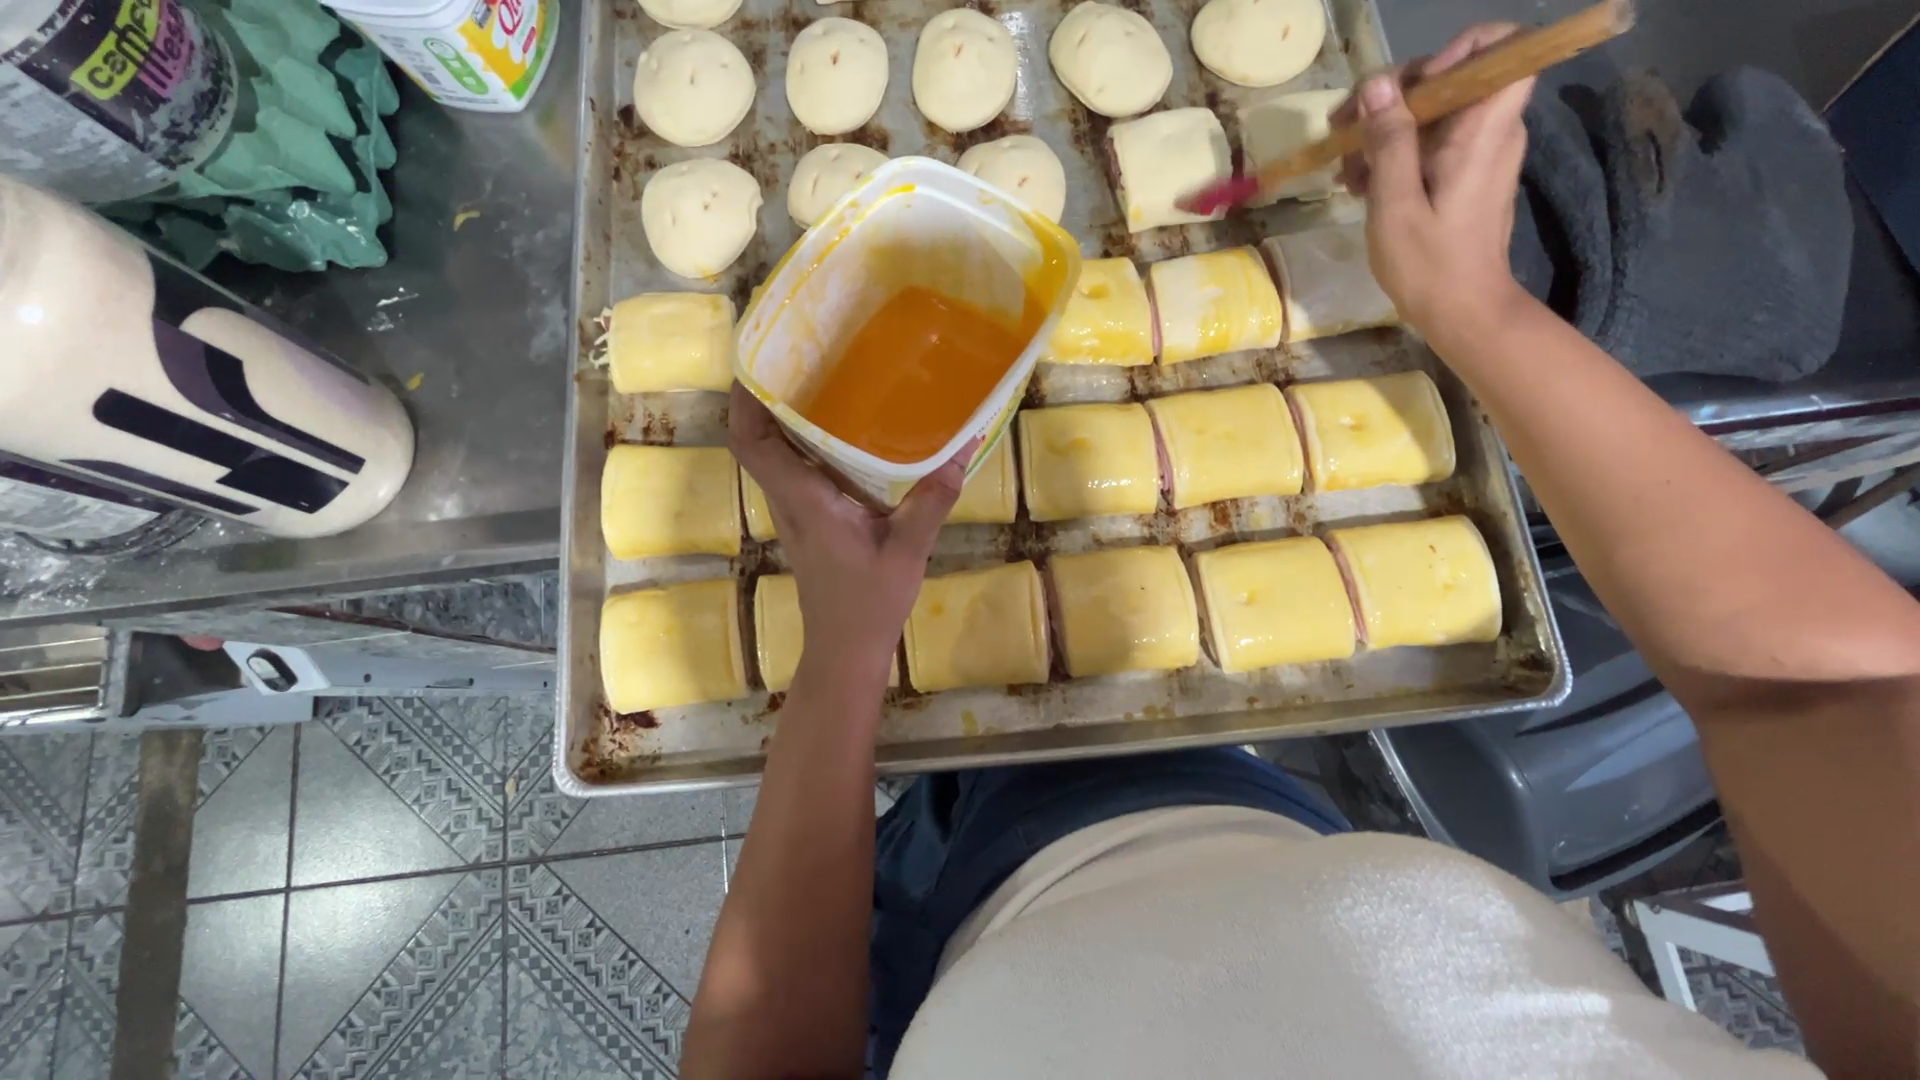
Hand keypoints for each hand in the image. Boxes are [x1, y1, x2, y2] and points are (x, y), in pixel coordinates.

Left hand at [728, 383, 972, 686]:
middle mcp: (788, 499)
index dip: (744, 399)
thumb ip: (933, 498)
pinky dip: (800, 441)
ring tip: (816, 377)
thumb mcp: (908, 549)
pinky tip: (839, 428)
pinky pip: (792, 469)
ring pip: (771, 453)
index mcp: (803, 500)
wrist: (845, 649)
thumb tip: (964, 446)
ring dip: (780, 416)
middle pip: (755, 439)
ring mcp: (793, 511)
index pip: (752, 443)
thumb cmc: (869, 603)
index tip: (758, 358)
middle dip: (763, 394)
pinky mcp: (807, 520)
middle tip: (796, 354)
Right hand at [1334, 24, 1536, 338]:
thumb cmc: (1428, 263)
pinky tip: (1363, 185)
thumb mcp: (1395, 204)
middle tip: (1345, 132)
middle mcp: (1492, 129)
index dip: (1459, 50)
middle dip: (1395, 97)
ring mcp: (1481, 151)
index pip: (1505, 48)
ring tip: (1348, 173)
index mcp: (1483, 130)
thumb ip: (1390, 141)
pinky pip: (1433, 141)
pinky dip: (1396, 153)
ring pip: (1436, 111)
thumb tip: (1377, 85)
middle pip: (1453, 78)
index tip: (1412, 86)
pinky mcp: (1467, 172)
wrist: (1461, 310)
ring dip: (1386, 131)